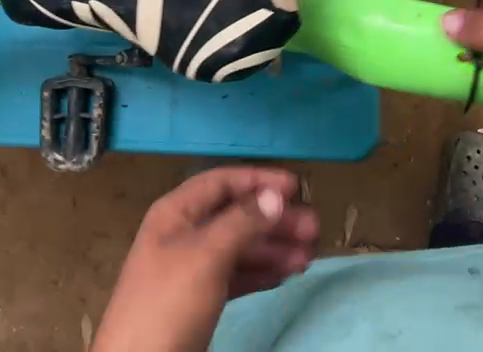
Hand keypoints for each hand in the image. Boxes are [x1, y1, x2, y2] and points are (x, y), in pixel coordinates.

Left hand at [92, 166, 317, 351]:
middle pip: (235, 215)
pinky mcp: (198, 301)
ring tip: (308, 257)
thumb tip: (276, 194)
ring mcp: (190, 269)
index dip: (258, 180)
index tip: (296, 187)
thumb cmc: (169, 303)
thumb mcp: (206, 256)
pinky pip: (236, 276)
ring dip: (273, 248)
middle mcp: (183, 234)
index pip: (221, 182)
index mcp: (176, 213)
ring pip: (239, 248)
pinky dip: (260, 273)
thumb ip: (243, 222)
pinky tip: (284, 276)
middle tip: (313, 229)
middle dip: (274, 220)